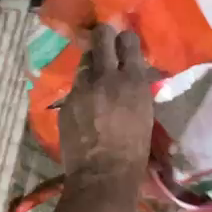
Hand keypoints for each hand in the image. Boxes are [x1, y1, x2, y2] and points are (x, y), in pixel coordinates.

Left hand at [59, 25, 152, 192]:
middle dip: (104, 36)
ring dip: (92, 64)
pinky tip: (85, 104)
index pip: (129, 41)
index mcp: (133, 81)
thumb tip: (132, 77)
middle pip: (102, 37)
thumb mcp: (145, 114)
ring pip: (85, 60)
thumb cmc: (135, 152)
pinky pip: (75, 86)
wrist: (102, 175)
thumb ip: (136, 89)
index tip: (125, 43)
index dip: (126, 40)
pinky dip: (81, 90)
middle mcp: (107, 77)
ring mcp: (83, 88)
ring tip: (95, 76)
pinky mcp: (66, 101)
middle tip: (106, 41)